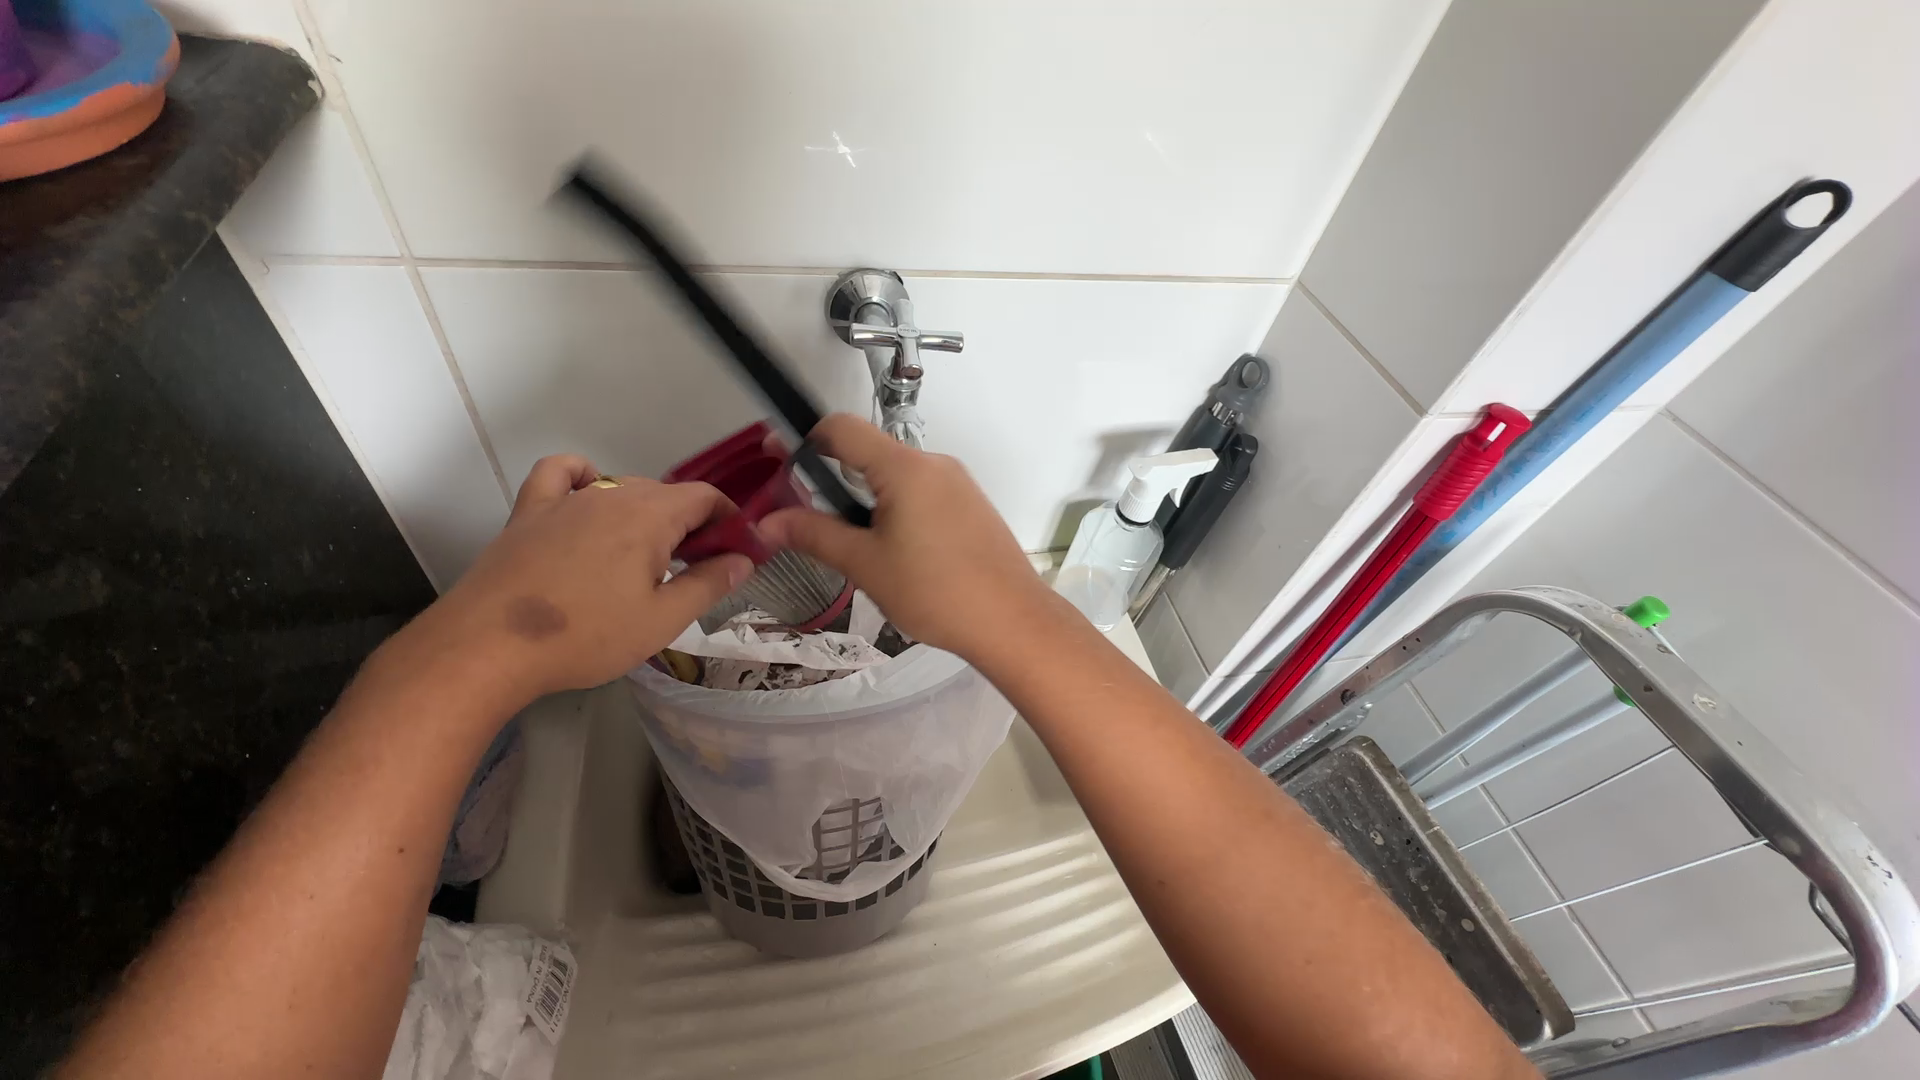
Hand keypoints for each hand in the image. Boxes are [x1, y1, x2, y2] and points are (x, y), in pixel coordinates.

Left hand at [407, 455, 751, 702]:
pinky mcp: (529, 513)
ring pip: (621, 488)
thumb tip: (743, 560)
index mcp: (650, 516)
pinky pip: (560, 474)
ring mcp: (566, 500)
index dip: (729, 521)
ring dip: (647, 513)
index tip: (737, 553)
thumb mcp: (662, 620)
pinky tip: (587, 496)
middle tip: (697, 569)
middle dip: (692, 523)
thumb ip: (708, 584)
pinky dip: (581, 475)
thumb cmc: (586, 637)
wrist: (488, 647)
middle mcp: (611, 495)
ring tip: (648, 556)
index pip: (705, 497)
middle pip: (667, 494)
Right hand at [758, 415, 1055, 660]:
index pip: (842, 428)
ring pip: (898, 477)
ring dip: (868, 501)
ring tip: (859, 549)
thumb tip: (766, 523)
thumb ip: (814, 535)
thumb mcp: (865, 565)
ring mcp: (958, 483)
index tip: (779, 462)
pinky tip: (899, 555)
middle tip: (812, 520)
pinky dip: (898, 511)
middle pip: (871, 454)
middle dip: (835, 480)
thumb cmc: (935, 592)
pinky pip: (924, 494)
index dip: (804, 439)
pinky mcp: (972, 505)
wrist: (1012, 620)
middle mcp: (934, 463)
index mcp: (905, 468)